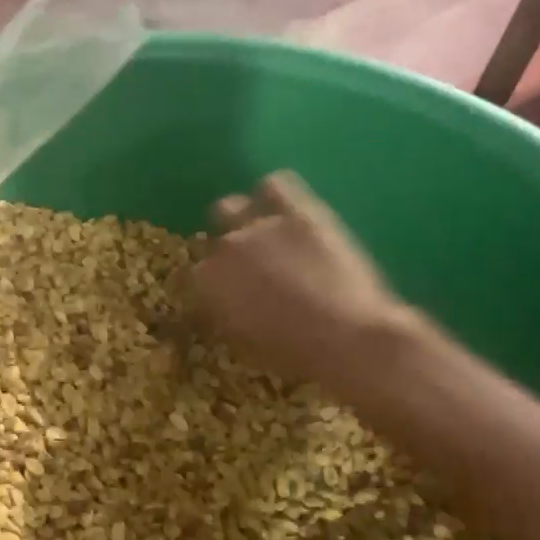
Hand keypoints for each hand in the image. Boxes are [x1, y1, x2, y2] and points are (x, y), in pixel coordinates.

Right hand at [186, 171, 413, 383]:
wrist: (347, 339)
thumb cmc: (293, 354)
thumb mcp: (245, 343)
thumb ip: (225, 315)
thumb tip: (222, 306)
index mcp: (205, 286)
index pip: (192, 275)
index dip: (210, 283)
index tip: (224, 293)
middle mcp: (222, 250)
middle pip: (212, 241)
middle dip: (224, 252)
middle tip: (249, 266)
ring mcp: (258, 228)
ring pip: (230, 206)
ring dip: (238, 218)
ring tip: (260, 230)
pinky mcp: (298, 214)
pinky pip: (275, 185)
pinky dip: (272, 192)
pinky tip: (282, 204)